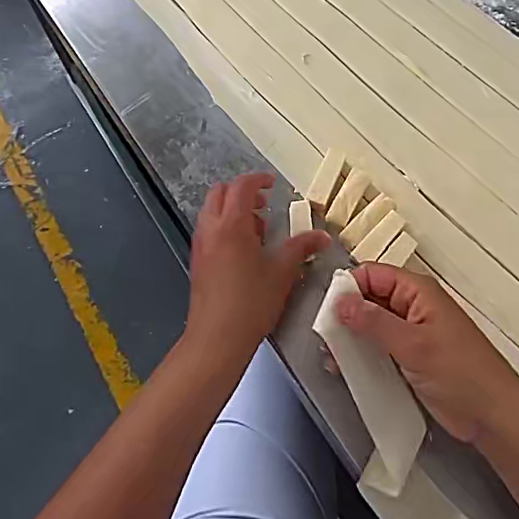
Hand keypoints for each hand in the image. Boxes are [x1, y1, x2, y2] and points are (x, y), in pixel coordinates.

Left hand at [183, 172, 329, 367]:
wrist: (216, 338)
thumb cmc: (250, 303)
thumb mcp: (282, 272)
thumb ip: (301, 248)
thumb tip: (320, 237)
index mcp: (232, 224)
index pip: (241, 186)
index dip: (258, 180)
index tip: (272, 184)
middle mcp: (211, 229)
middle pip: (221, 193)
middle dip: (242, 193)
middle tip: (264, 204)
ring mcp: (200, 245)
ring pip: (212, 211)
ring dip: (233, 211)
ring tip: (258, 231)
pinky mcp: (197, 261)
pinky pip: (209, 231)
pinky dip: (225, 228)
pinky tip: (245, 252)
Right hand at [336, 263, 518, 443]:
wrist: (493, 417)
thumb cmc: (461, 373)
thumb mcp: (413, 344)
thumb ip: (374, 322)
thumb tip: (340, 302)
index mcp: (417, 291)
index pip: (373, 274)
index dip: (349, 286)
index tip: (327, 308)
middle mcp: (412, 305)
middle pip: (369, 297)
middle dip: (346, 313)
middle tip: (323, 335)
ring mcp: (411, 332)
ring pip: (371, 323)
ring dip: (351, 336)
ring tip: (330, 355)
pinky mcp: (410, 356)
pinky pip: (379, 346)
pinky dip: (362, 353)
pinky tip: (345, 367)